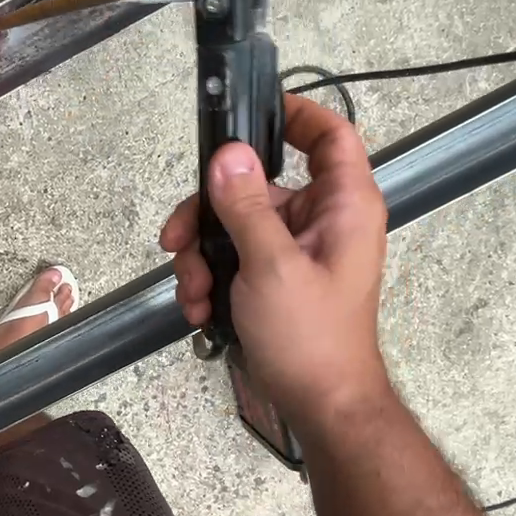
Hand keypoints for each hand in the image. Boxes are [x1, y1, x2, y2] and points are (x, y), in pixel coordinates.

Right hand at [161, 94, 390, 430]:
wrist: (317, 401)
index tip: (243, 114)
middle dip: (206, 218)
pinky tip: (199, 308)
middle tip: (175, 243)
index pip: (328, 136)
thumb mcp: (270, 265)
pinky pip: (228, 260)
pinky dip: (207, 280)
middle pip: (252, 187)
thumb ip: (247, 206)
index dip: (294, 115)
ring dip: (199, 259)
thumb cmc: (309, 334)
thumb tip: (228, 152)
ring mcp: (290, 250)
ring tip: (192, 294)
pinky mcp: (268, 277)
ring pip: (229, 228)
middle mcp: (316, 220)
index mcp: (340, 205)